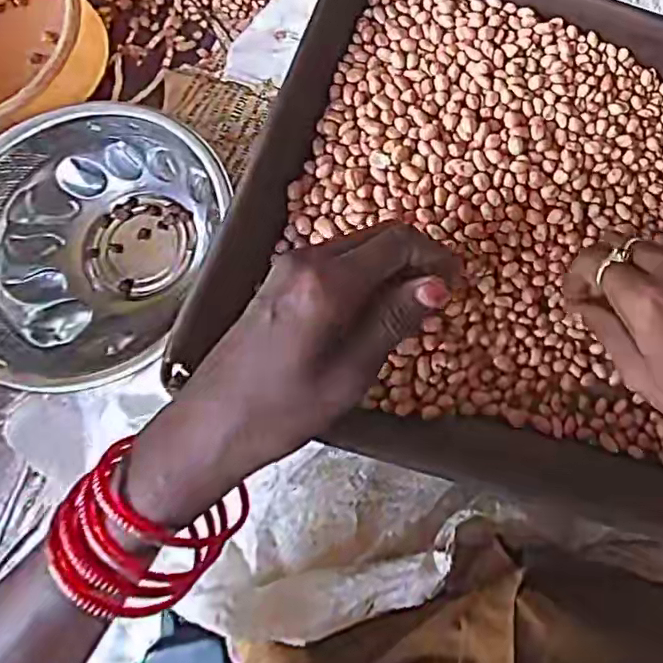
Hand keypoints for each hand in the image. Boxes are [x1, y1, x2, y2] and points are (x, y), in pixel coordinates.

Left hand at [127, 223, 460, 525]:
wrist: (206, 426)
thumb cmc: (280, 412)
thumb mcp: (350, 373)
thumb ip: (394, 319)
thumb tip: (439, 285)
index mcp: (327, 281)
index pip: (398, 242)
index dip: (435, 256)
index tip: (456, 282)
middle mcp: (306, 259)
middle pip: (379, 235)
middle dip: (416, 257)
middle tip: (440, 296)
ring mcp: (289, 266)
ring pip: (358, 246)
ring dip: (391, 266)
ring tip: (411, 308)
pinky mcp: (280, 279)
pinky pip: (336, 261)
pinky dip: (365, 274)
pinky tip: (373, 309)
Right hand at [562, 237, 662, 448]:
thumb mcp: (635, 370)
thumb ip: (604, 327)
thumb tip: (580, 303)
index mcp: (647, 301)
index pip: (597, 261)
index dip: (577, 274)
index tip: (573, 293)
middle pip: (622, 242)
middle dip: (602, 261)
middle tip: (595, 291)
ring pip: (651, 246)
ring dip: (630, 262)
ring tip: (626, 294)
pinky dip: (659, 269)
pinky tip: (660, 299)